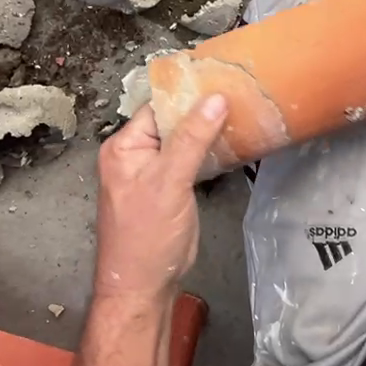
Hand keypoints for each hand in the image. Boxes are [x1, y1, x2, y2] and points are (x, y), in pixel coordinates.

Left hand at [92, 94, 228, 301]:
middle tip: (239, 89)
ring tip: (241, 107)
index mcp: (124, 146)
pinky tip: (231, 138)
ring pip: (185, 137)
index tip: (222, 76)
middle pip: (173, 119)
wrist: (145, 289)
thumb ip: (192, 138)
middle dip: (202, 107)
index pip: (159, 106)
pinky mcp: (171, 185)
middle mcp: (136, 154)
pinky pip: (190, 155)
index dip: (188, 92)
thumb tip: (216, 98)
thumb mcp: (169, 182)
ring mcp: (154, 170)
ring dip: (208, 127)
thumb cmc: (147, 237)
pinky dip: (208, 147)